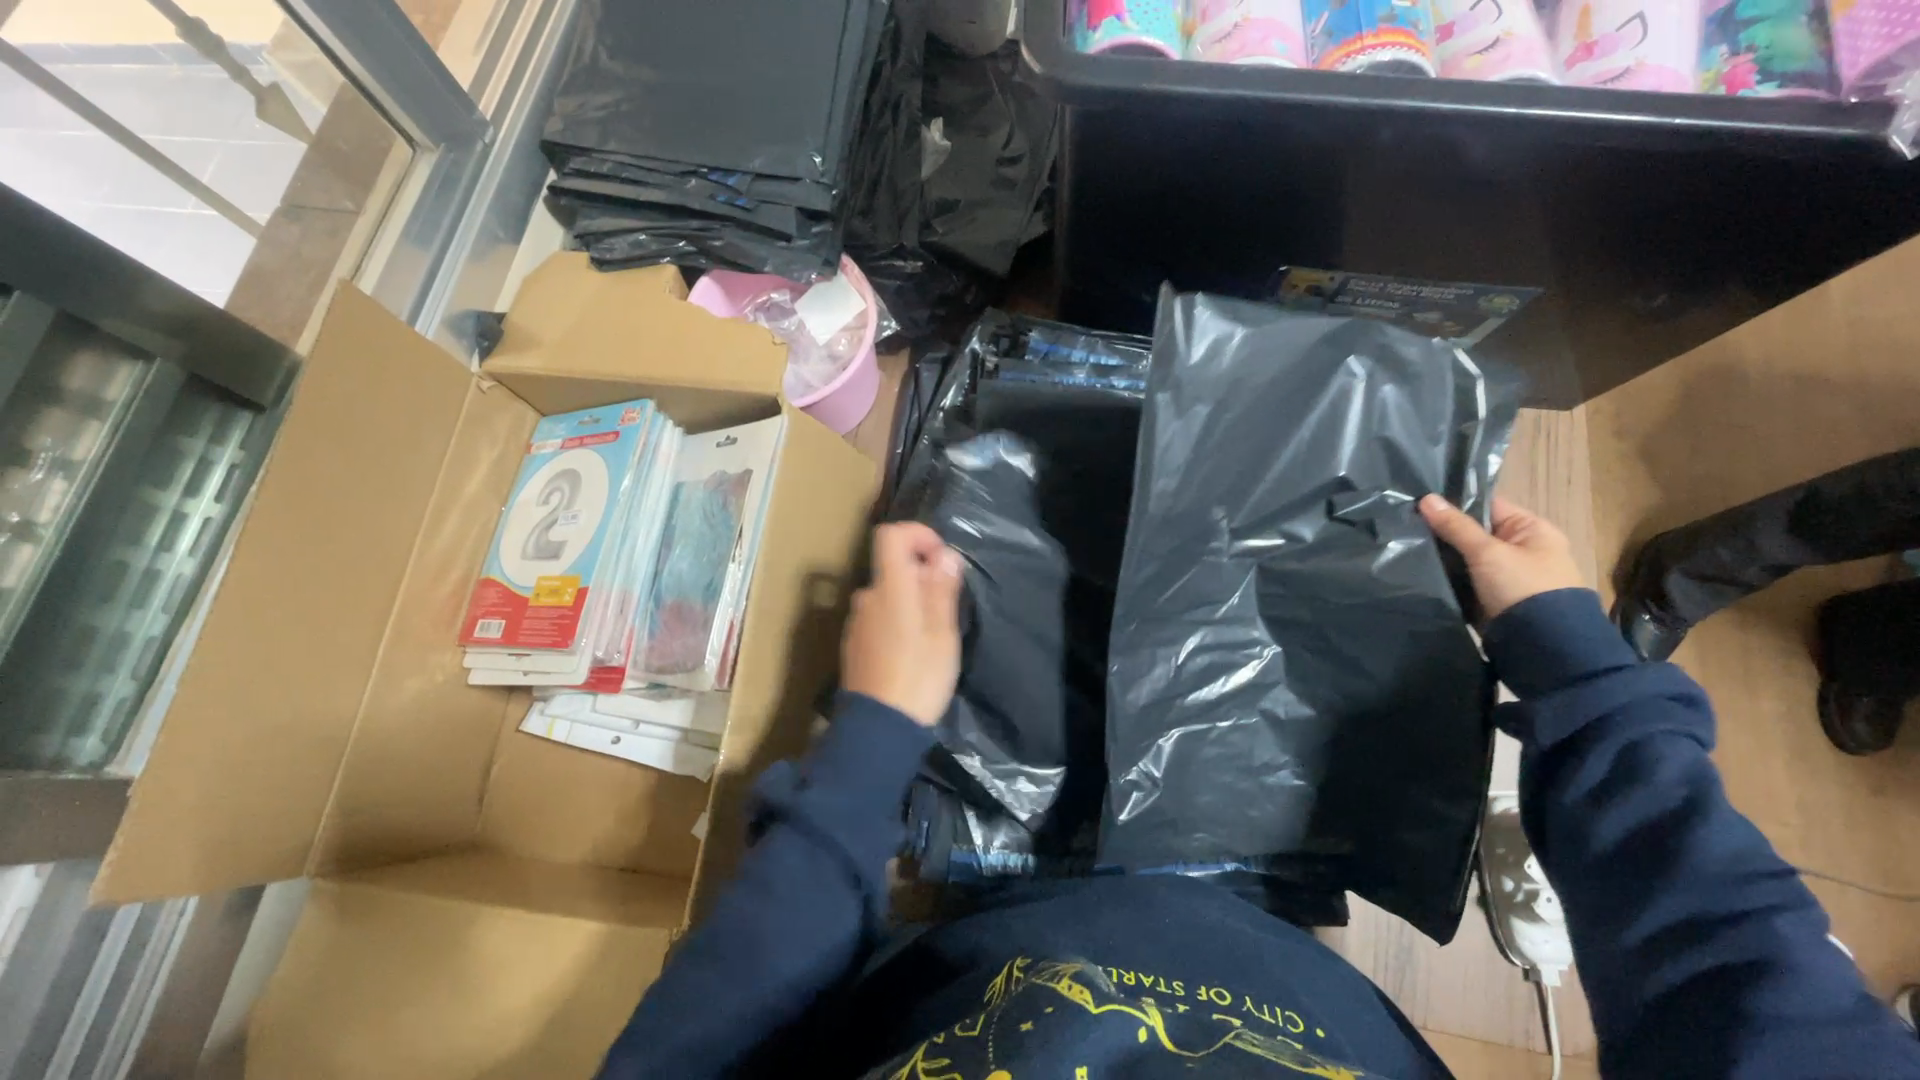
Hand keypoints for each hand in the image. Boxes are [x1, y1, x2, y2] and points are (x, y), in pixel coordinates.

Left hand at [842, 523, 963, 726]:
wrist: (879, 728)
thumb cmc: (918, 677)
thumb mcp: (942, 633)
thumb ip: (941, 589)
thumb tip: (944, 555)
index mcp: (889, 588)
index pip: (890, 535)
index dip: (917, 535)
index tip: (940, 558)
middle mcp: (867, 598)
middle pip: (892, 567)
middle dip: (921, 575)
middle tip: (946, 606)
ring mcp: (856, 622)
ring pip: (886, 594)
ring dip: (909, 601)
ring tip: (932, 634)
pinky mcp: (854, 644)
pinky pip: (878, 617)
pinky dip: (896, 621)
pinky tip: (911, 652)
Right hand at [1419, 494, 1584, 622]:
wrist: (1539, 644)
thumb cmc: (1522, 587)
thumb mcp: (1488, 552)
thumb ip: (1455, 526)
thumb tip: (1426, 498)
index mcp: (1531, 529)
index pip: (1487, 505)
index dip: (1454, 502)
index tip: (1419, 502)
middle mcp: (1520, 549)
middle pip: (1473, 532)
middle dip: (1443, 531)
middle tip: (1405, 524)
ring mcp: (1505, 575)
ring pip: (1465, 558)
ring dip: (1442, 556)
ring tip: (1403, 546)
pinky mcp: (1490, 597)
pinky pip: (1463, 580)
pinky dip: (1446, 577)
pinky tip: (1418, 570)